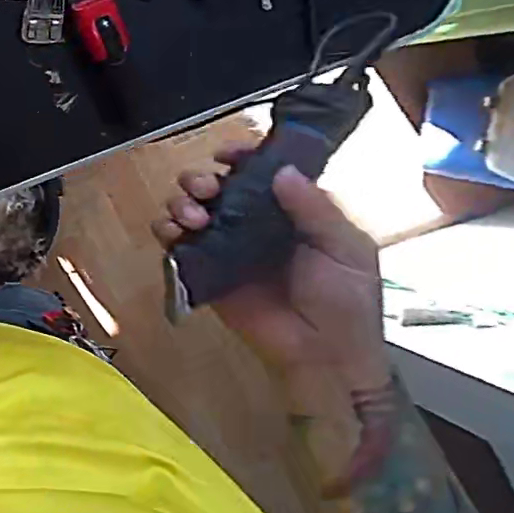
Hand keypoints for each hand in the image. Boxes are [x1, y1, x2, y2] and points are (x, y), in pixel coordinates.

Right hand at [153, 144, 387, 393]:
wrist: (325, 358)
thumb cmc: (345, 302)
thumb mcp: (346, 249)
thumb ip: (316, 208)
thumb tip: (282, 170)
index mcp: (287, 211)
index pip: (257, 173)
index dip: (238, 157)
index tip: (225, 155)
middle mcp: (252, 224)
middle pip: (214, 187)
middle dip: (200, 179)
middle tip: (205, 189)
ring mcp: (226, 249)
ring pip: (190, 211)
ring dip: (181, 203)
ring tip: (192, 216)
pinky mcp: (206, 275)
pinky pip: (178, 248)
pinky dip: (167, 233)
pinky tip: (173, 233)